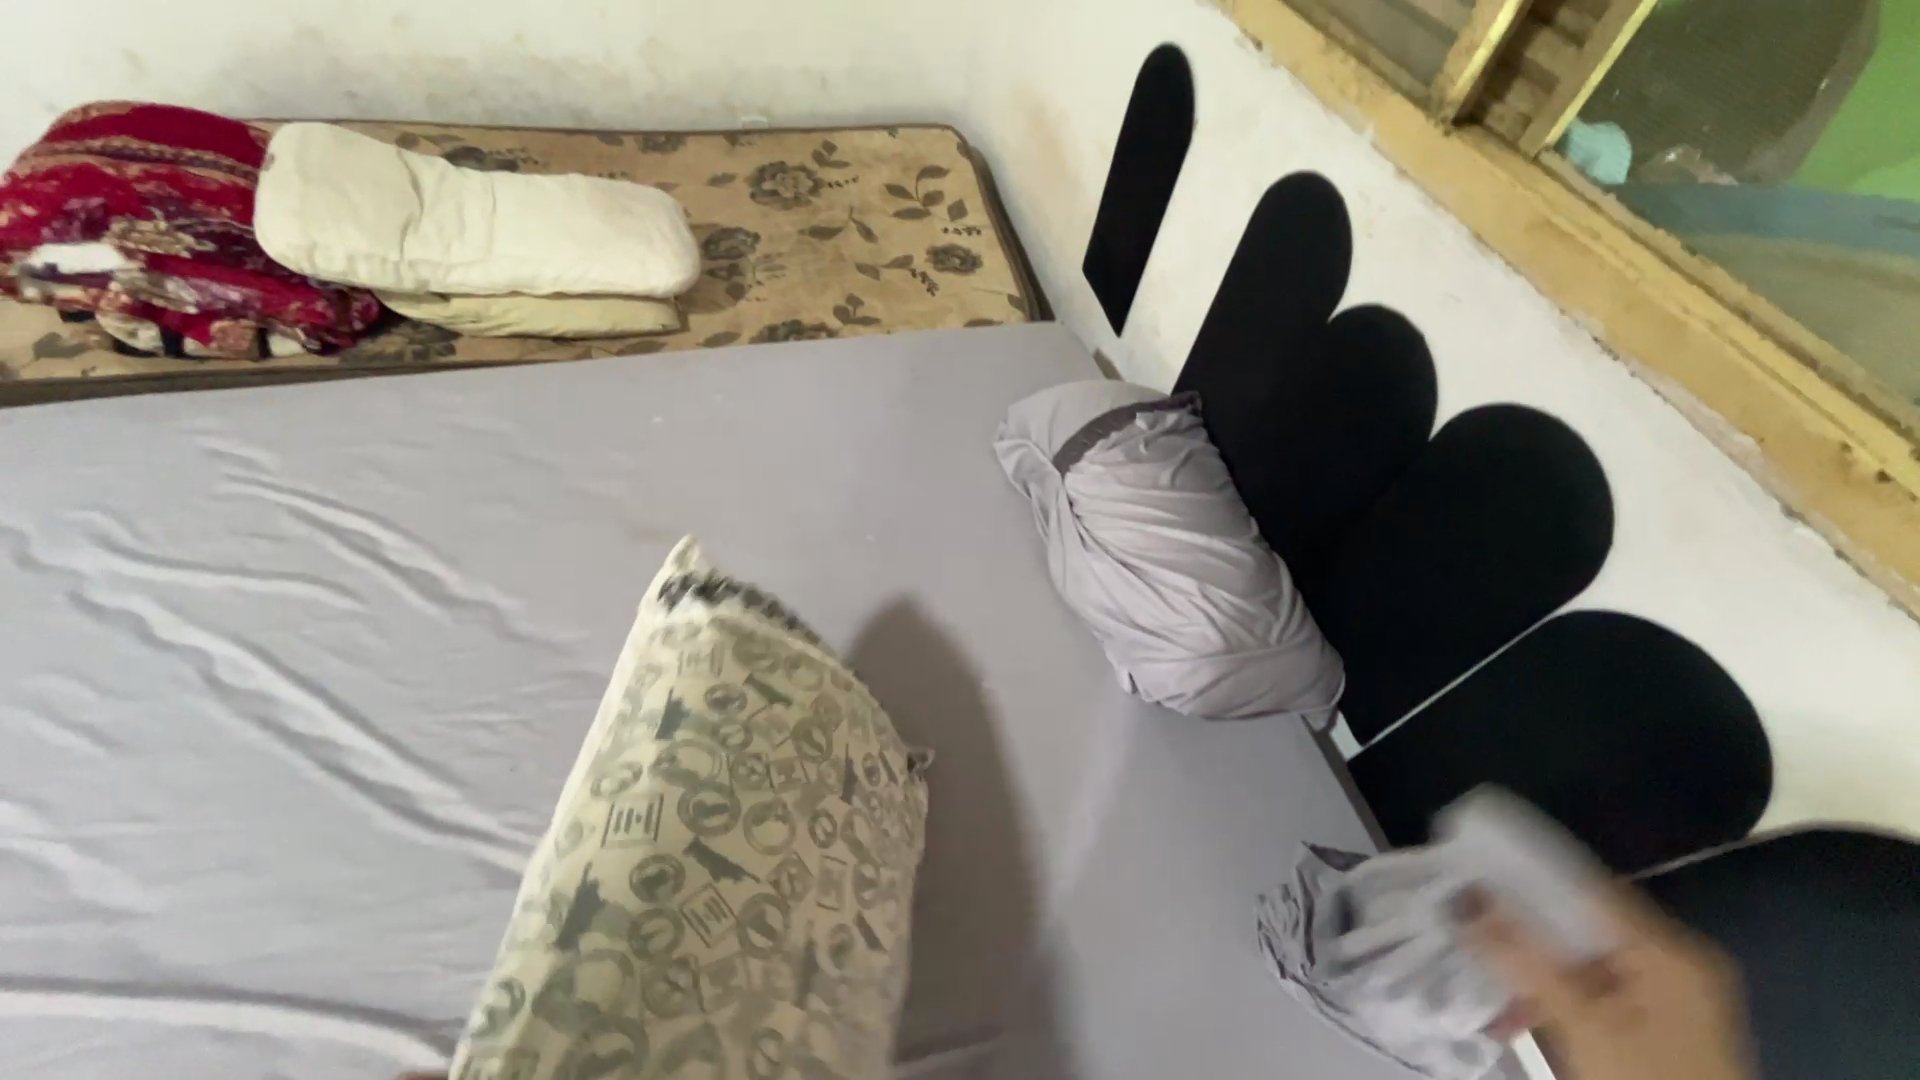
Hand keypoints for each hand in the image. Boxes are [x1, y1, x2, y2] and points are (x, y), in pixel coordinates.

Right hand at [1463, 885, 1755, 1079]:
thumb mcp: (1579, 1023)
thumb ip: (1521, 956)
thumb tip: (1463, 899)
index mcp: (1668, 951)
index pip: (1582, 888)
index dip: (1522, 876)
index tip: (1467, 870)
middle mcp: (1671, 960)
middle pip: (1576, 924)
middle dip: (1518, 929)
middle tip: (1463, 921)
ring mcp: (1665, 993)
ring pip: (1577, 959)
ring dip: (1528, 969)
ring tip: (1478, 973)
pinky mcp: (1653, 1020)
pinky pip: (1589, 986)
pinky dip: (1551, 995)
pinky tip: (1512, 1012)